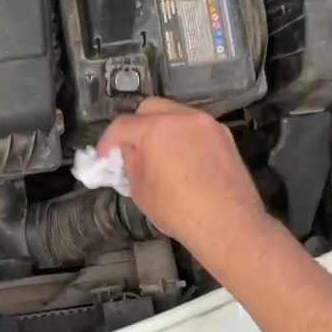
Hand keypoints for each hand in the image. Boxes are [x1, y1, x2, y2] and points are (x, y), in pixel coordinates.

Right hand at [97, 97, 277, 263]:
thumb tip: (130, 154)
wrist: (227, 223)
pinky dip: (183, 137)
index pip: (122, 125)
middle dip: (136, 126)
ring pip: (175, 114)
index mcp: (156, 128)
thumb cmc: (178, 210)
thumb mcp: (140, 190)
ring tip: (157, 155)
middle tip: (131, 150)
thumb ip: (131, 164)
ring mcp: (207, 124)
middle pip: (150, 109)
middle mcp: (183, 117)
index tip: (104, 157)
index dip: (108, 142)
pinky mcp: (224, 136)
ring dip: (161, 129)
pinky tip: (181, 160)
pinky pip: (195, 128)